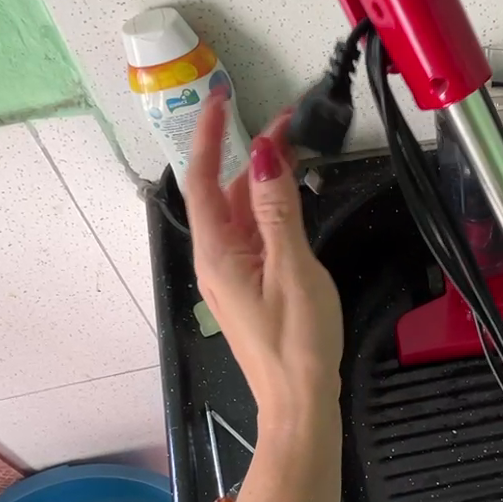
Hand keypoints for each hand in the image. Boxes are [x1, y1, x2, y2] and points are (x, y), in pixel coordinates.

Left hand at [186, 92, 342, 429]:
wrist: (300, 403)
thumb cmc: (297, 344)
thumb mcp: (293, 269)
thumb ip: (277, 209)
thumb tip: (265, 154)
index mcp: (218, 254)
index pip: (202, 179)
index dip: (208, 135)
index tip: (222, 98)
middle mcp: (218, 261)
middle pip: (224, 194)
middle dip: (250, 155)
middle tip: (289, 126)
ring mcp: (234, 277)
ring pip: (243, 215)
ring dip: (264, 183)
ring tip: (297, 154)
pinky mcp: (253, 290)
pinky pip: (256, 238)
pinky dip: (272, 212)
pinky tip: (294, 202)